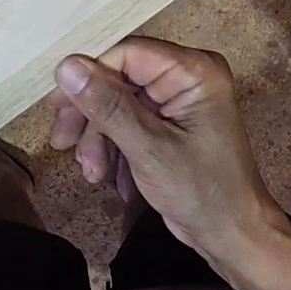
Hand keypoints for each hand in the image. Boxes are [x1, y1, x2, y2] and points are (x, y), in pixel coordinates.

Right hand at [45, 37, 286, 264]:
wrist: (231, 235)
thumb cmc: (201, 191)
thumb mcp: (149, 148)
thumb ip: (107, 105)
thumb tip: (66, 67)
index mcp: (194, 70)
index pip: (126, 53)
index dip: (89, 76)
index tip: (59, 107)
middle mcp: (186, 75)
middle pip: (118, 76)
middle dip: (89, 111)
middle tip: (62, 139)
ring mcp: (176, 99)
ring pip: (116, 99)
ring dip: (96, 133)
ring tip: (88, 170)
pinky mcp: (167, 120)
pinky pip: (126, 117)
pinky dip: (109, 141)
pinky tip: (99, 169)